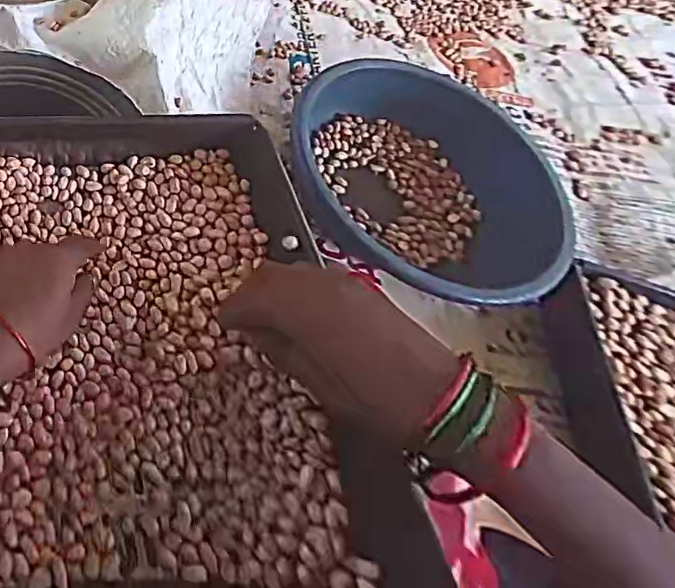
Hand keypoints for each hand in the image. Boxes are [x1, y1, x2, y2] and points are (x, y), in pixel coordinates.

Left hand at [0, 238, 99, 382]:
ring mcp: (4, 254)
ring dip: (32, 271)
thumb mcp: (68, 319)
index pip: (80, 245)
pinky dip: (11, 277)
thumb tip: (86, 277)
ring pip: (26, 258)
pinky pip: (5, 267)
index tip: (98, 248)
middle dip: (56, 265)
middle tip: (59, 288)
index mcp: (58, 259)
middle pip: (49, 252)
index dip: (90, 246)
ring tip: (32, 297)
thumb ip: (81, 293)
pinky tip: (10, 298)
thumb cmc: (35, 332)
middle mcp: (31, 248)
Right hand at [217, 263, 461, 449]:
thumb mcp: (320, 386)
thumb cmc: (379, 403)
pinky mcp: (359, 285)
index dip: (232, 310)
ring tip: (269, 317)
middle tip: (243, 320)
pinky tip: (299, 312)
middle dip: (248, 295)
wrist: (450, 401)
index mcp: (305, 310)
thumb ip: (280, 351)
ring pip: (288, 271)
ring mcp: (342, 281)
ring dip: (271, 289)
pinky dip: (294, 288)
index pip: (251, 297)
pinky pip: (311, 276)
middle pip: (266, 275)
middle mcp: (320, 285)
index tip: (223, 324)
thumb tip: (256, 333)